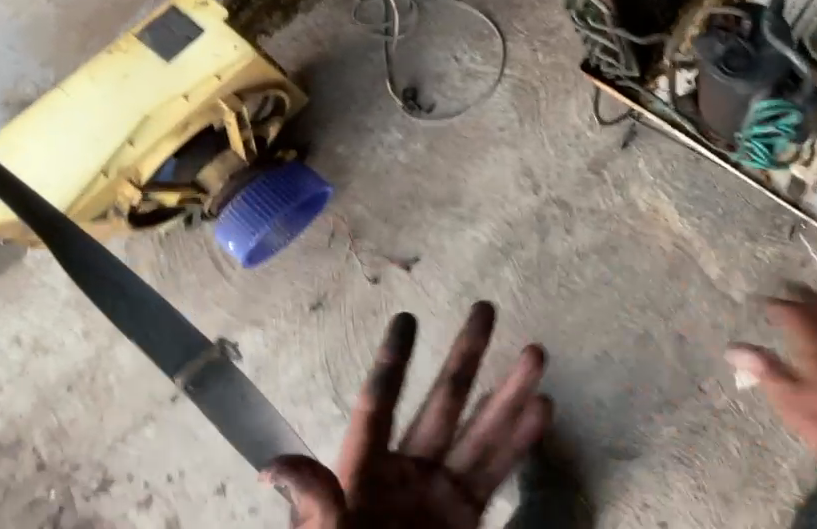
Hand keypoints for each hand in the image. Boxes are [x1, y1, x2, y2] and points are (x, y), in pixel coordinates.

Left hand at [267, 302, 552, 528]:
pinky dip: (521, 441)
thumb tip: (274, 468)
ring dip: (508, 392)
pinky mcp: (465, 517)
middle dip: (465, 355)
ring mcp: (439, 494)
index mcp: (362, 475)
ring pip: (479, 431)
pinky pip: (496, 472)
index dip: (392, 364)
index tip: (407, 319)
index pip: (377, 408)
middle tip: (485, 309)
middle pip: (440, 403)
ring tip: (535, 353)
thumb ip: (315, 506)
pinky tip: (542, 410)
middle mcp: (405, 473)